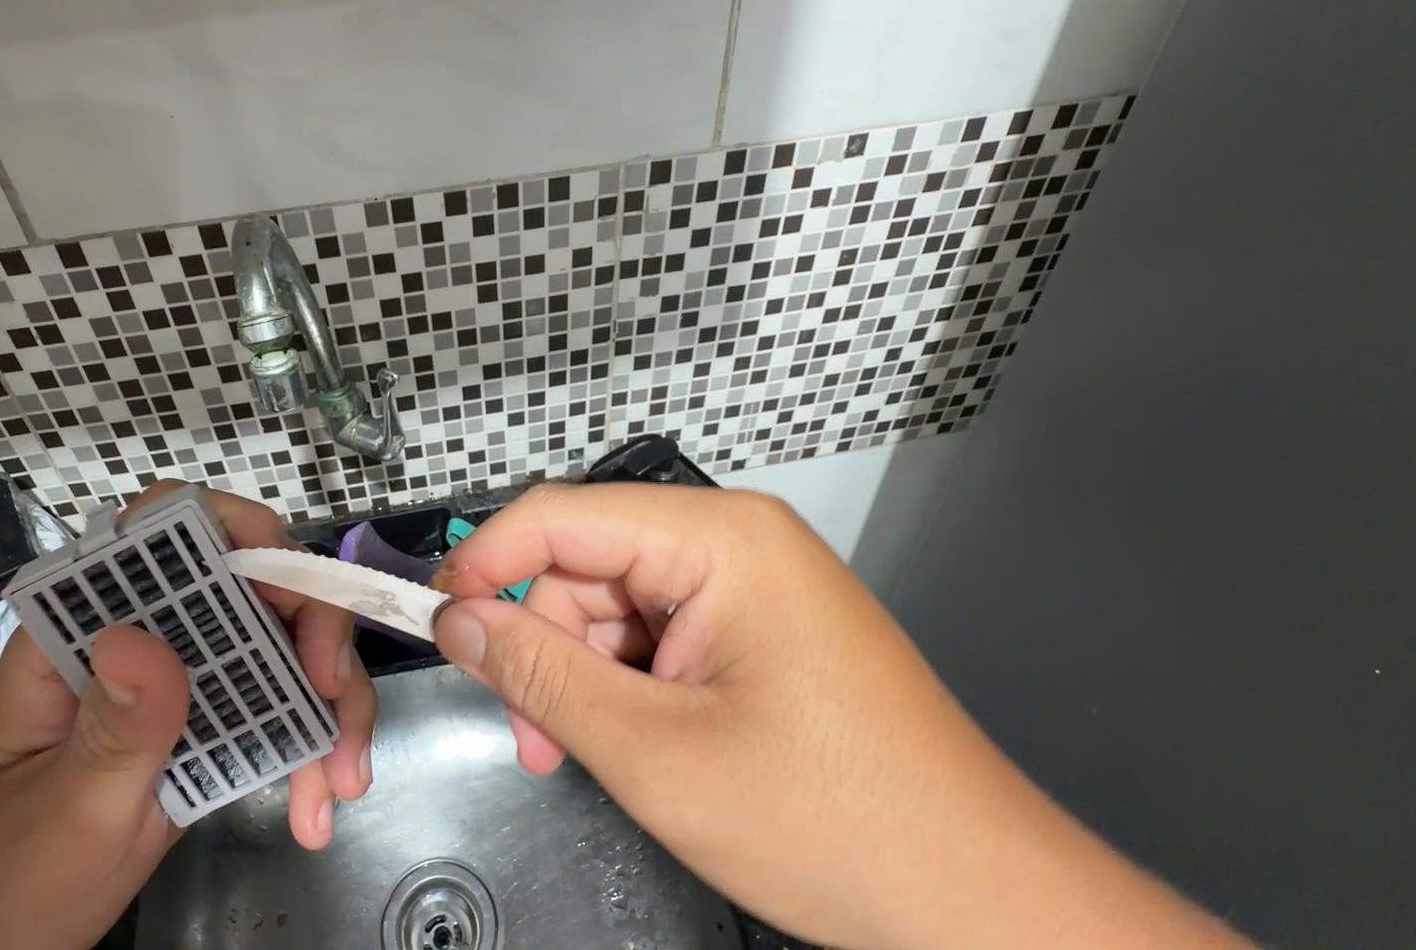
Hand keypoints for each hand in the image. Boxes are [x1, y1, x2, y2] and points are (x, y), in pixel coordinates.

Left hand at [0, 482, 375, 949]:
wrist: (16, 939)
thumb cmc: (13, 878)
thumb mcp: (64, 811)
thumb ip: (111, 730)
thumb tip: (136, 637)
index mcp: (81, 628)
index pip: (160, 531)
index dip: (235, 530)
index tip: (289, 588)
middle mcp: (148, 627)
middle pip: (254, 577)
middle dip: (314, 627)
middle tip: (335, 694)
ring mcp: (190, 666)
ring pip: (290, 635)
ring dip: (333, 698)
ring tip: (343, 780)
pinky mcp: (221, 708)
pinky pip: (291, 695)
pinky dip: (321, 740)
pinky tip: (323, 797)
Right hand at [430, 483, 1252, 949]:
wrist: (981, 900)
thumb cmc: (829, 822)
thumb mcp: (655, 752)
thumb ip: (539, 674)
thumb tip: (455, 620)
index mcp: (718, 536)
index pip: (561, 515)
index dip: (484, 563)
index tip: (434, 625)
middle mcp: (736, 539)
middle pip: (588, 563)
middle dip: (542, 643)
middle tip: (527, 733)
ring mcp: (752, 582)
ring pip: (616, 604)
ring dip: (579, 673)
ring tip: (574, 752)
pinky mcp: (759, 626)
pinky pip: (658, 632)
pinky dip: (624, 683)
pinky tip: (625, 741)